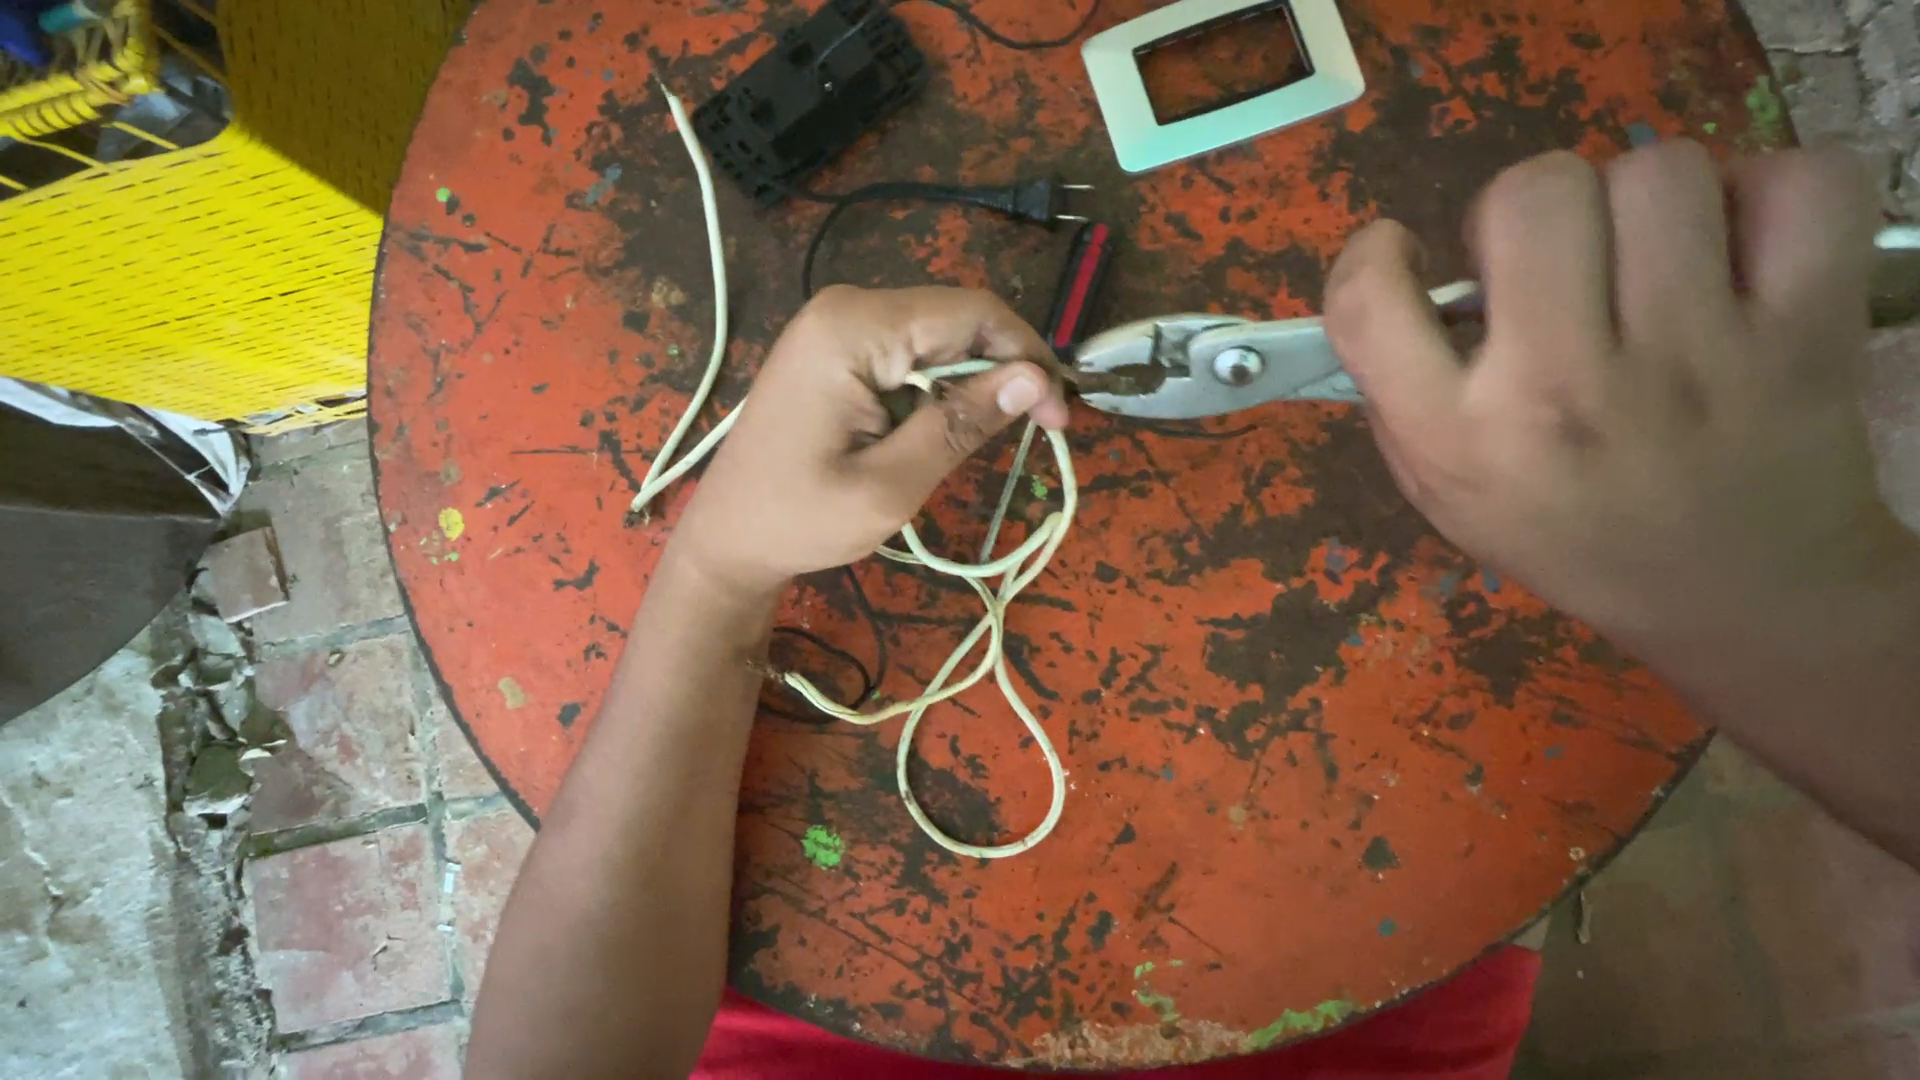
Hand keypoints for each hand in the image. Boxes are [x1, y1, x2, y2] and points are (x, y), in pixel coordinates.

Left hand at [670, 285, 1068, 598]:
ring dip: (975, 382)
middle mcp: (846, 308)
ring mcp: (837, 325)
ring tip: (991, 436)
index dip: (1028, 357)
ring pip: (938, 336)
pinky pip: (909, 352)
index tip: (1060, 417)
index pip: (972, 314)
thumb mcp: (890, 484)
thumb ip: (961, 425)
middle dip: (1007, 369)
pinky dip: (940, 388)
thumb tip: (1035, 378)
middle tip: (1041, 429)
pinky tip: (945, 427)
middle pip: (957, 318)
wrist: (729, 537)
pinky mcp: (836, 348)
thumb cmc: (801, 520)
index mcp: (854, 329)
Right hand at [1323, 142, 1914, 658]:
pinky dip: (1765, 191)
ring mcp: (1694, 355)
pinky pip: (1801, 179)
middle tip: (1540, 260)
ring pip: (1659, 172)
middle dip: (1521, 208)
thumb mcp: (1437, 489)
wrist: (1728, 591)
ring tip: (1638, 259)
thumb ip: (1400, 393)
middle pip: (1533, 195)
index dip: (1368, 255)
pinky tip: (1735, 248)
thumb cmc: (1558, 534)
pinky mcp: (1811, 328)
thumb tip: (1398, 286)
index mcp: (1455, 436)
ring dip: (1635, 202)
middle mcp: (1560, 388)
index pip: (1366, 303)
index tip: (1400, 258)